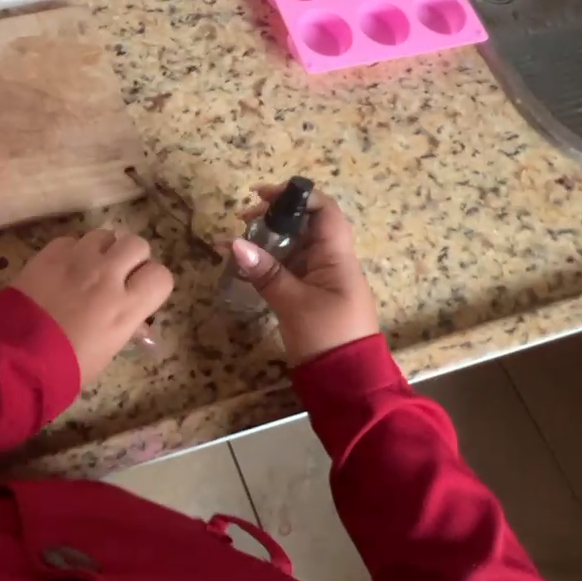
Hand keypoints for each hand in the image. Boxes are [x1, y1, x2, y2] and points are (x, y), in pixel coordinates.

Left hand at [12, 229, 173, 385]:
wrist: (15, 355)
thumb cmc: (66, 366)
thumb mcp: (107, 351)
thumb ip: (125, 326)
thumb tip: (135, 321)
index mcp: (126, 306)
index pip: (161, 275)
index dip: (152, 282)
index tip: (141, 291)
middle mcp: (106, 275)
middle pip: (136, 244)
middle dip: (131, 257)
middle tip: (118, 275)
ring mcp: (77, 259)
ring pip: (104, 235)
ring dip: (102, 250)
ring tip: (88, 268)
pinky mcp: (49, 253)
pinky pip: (71, 240)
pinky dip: (71, 251)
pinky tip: (62, 269)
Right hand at [227, 184, 380, 366]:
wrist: (347, 384)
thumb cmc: (327, 337)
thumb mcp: (293, 302)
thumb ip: (265, 271)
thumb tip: (234, 242)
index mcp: (337, 257)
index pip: (324, 210)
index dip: (296, 195)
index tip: (262, 196)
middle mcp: (331, 261)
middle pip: (304, 224)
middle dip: (273, 216)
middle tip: (242, 219)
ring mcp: (321, 278)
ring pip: (293, 245)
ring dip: (266, 239)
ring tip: (236, 240)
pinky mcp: (310, 294)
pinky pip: (288, 266)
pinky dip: (266, 260)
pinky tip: (242, 263)